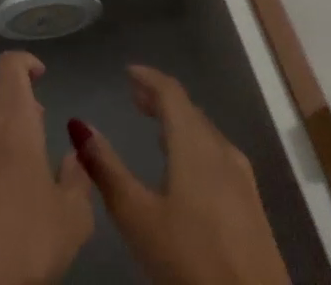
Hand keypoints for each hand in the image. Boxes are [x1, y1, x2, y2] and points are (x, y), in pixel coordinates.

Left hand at [0, 51, 93, 284]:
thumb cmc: (23, 239)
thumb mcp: (72, 217)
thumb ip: (77, 178)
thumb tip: (73, 155)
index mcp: (13, 120)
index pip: (11, 66)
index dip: (26, 62)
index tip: (42, 75)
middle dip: (10, 93)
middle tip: (33, 122)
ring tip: (14, 156)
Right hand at [69, 65, 289, 284]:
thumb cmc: (188, 258)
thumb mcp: (135, 214)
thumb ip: (106, 168)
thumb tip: (79, 125)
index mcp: (194, 146)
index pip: (172, 94)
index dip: (148, 78)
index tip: (127, 71)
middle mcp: (222, 152)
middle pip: (191, 112)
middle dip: (161, 99)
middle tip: (134, 95)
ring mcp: (242, 180)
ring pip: (207, 134)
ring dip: (180, 122)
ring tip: (154, 125)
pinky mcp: (251, 205)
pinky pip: (218, 156)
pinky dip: (196, 145)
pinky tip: (187, 167)